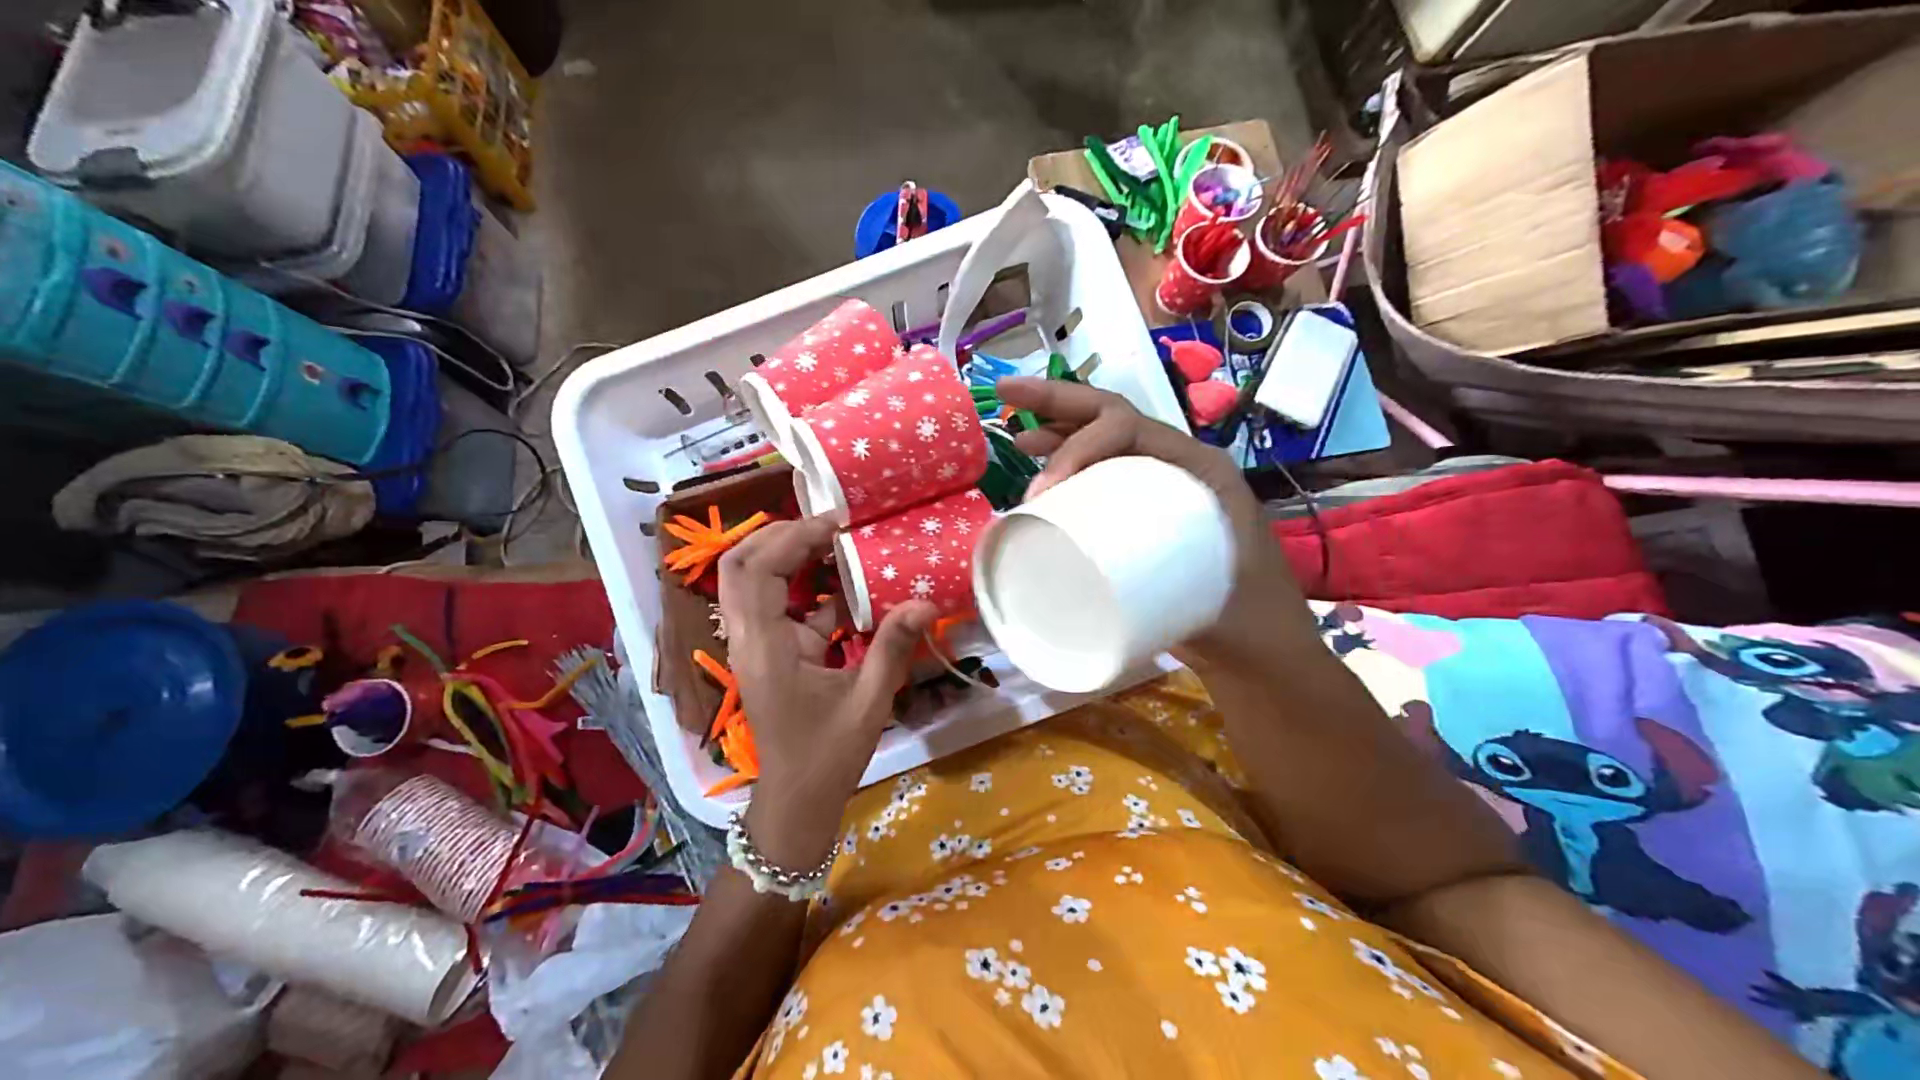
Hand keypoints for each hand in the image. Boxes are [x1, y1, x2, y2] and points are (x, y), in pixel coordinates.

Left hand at [718, 516, 936, 868]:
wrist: (797, 800)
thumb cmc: (827, 755)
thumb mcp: (868, 702)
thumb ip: (892, 649)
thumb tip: (925, 602)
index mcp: (764, 647)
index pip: (756, 571)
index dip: (791, 537)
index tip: (836, 523)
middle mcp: (749, 638)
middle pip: (740, 566)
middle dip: (780, 535)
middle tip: (829, 524)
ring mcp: (756, 644)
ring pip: (753, 582)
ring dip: (789, 556)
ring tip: (837, 541)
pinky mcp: (771, 652)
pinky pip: (780, 605)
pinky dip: (807, 587)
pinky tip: (847, 586)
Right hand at [996, 376, 1318, 669]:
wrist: (1270, 654)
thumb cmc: (1248, 621)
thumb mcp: (1205, 589)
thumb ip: (1148, 575)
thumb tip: (1066, 561)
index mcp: (1201, 469)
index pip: (1129, 429)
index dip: (1078, 445)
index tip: (1041, 490)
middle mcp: (1182, 467)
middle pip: (1113, 417)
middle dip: (1058, 400)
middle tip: (1007, 391)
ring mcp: (1164, 490)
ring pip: (1106, 440)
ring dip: (1060, 426)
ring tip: (1016, 430)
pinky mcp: (1149, 516)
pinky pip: (1106, 474)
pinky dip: (1071, 463)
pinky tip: (1042, 472)